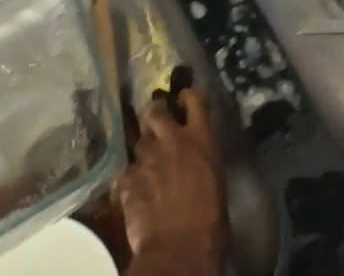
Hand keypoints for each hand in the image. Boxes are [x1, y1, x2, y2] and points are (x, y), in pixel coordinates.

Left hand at [115, 88, 227, 262]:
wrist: (179, 248)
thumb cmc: (211, 219)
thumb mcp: (216, 180)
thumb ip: (204, 160)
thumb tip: (198, 162)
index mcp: (200, 138)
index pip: (193, 99)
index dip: (187, 96)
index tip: (184, 98)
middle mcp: (171, 140)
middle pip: (155, 111)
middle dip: (154, 113)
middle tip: (156, 120)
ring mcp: (146, 159)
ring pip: (139, 142)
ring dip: (144, 149)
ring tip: (147, 161)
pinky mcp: (127, 180)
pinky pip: (127, 172)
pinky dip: (131, 178)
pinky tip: (135, 189)